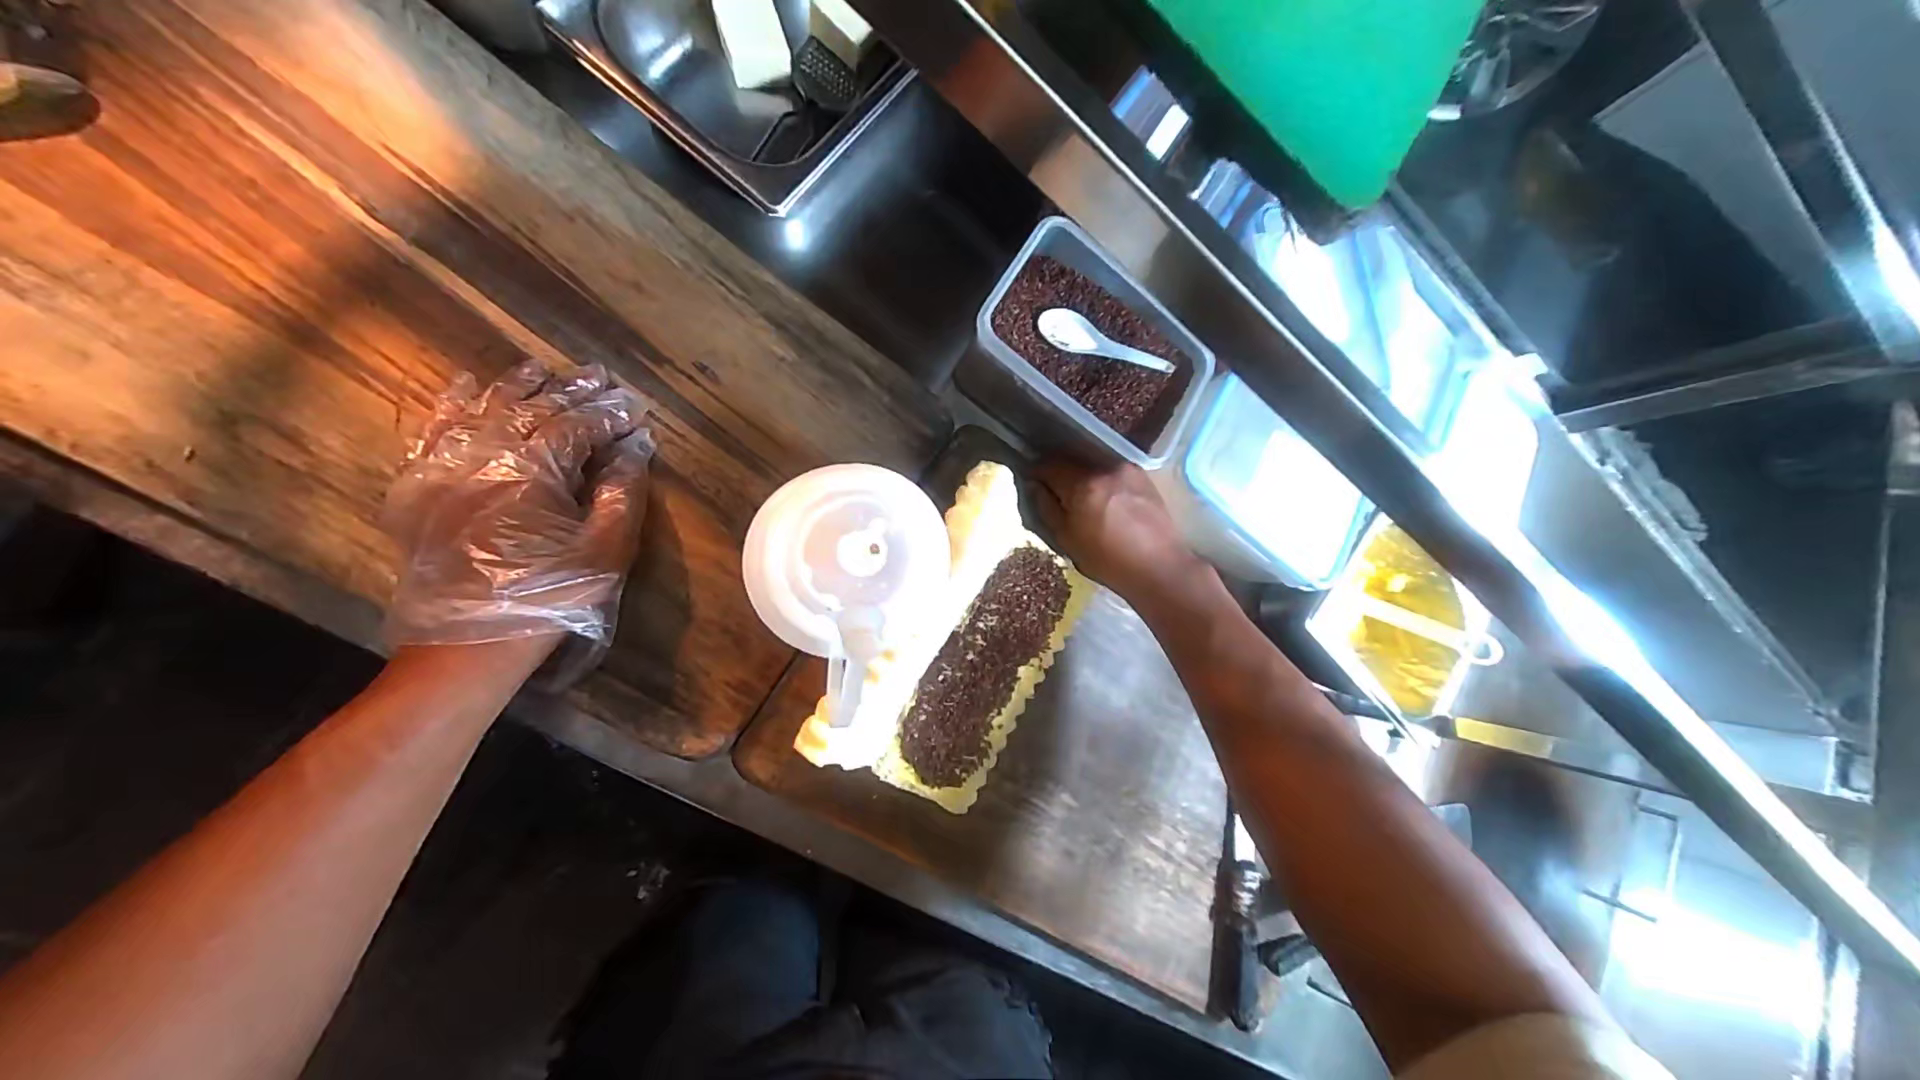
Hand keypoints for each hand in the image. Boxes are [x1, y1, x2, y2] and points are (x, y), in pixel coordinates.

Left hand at [381, 359, 655, 645]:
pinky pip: (433, 434)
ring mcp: (446, 470)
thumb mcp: (604, 552)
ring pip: (481, 411)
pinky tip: (463, 388)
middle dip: (568, 390)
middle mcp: (485, 458)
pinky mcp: (421, 490)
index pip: (576, 427)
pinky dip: (450, 406)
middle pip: (531, 409)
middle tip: (596, 375)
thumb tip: (635, 448)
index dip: (608, 415)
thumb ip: (621, 494)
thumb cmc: (548, 598)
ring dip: (513, 386)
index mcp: (533, 472)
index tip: (634, 408)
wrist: (467, 646)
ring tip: (537, 368)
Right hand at [1033, 461, 1209, 602]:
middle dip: (1059, 471)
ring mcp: (1127, 469)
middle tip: (1052, 489)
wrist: (1159, 567)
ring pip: (1093, 463)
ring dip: (1081, 473)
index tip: (1032, 482)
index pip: (1049, 465)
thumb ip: (1047, 508)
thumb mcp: (1067, 539)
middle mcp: (1105, 468)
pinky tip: (1102, 497)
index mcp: (1083, 484)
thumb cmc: (1108, 560)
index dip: (1036, 472)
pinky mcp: (1143, 476)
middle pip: (1072, 458)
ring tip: (1078, 495)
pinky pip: (1111, 470)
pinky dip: (1101, 478)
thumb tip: (1035, 486)